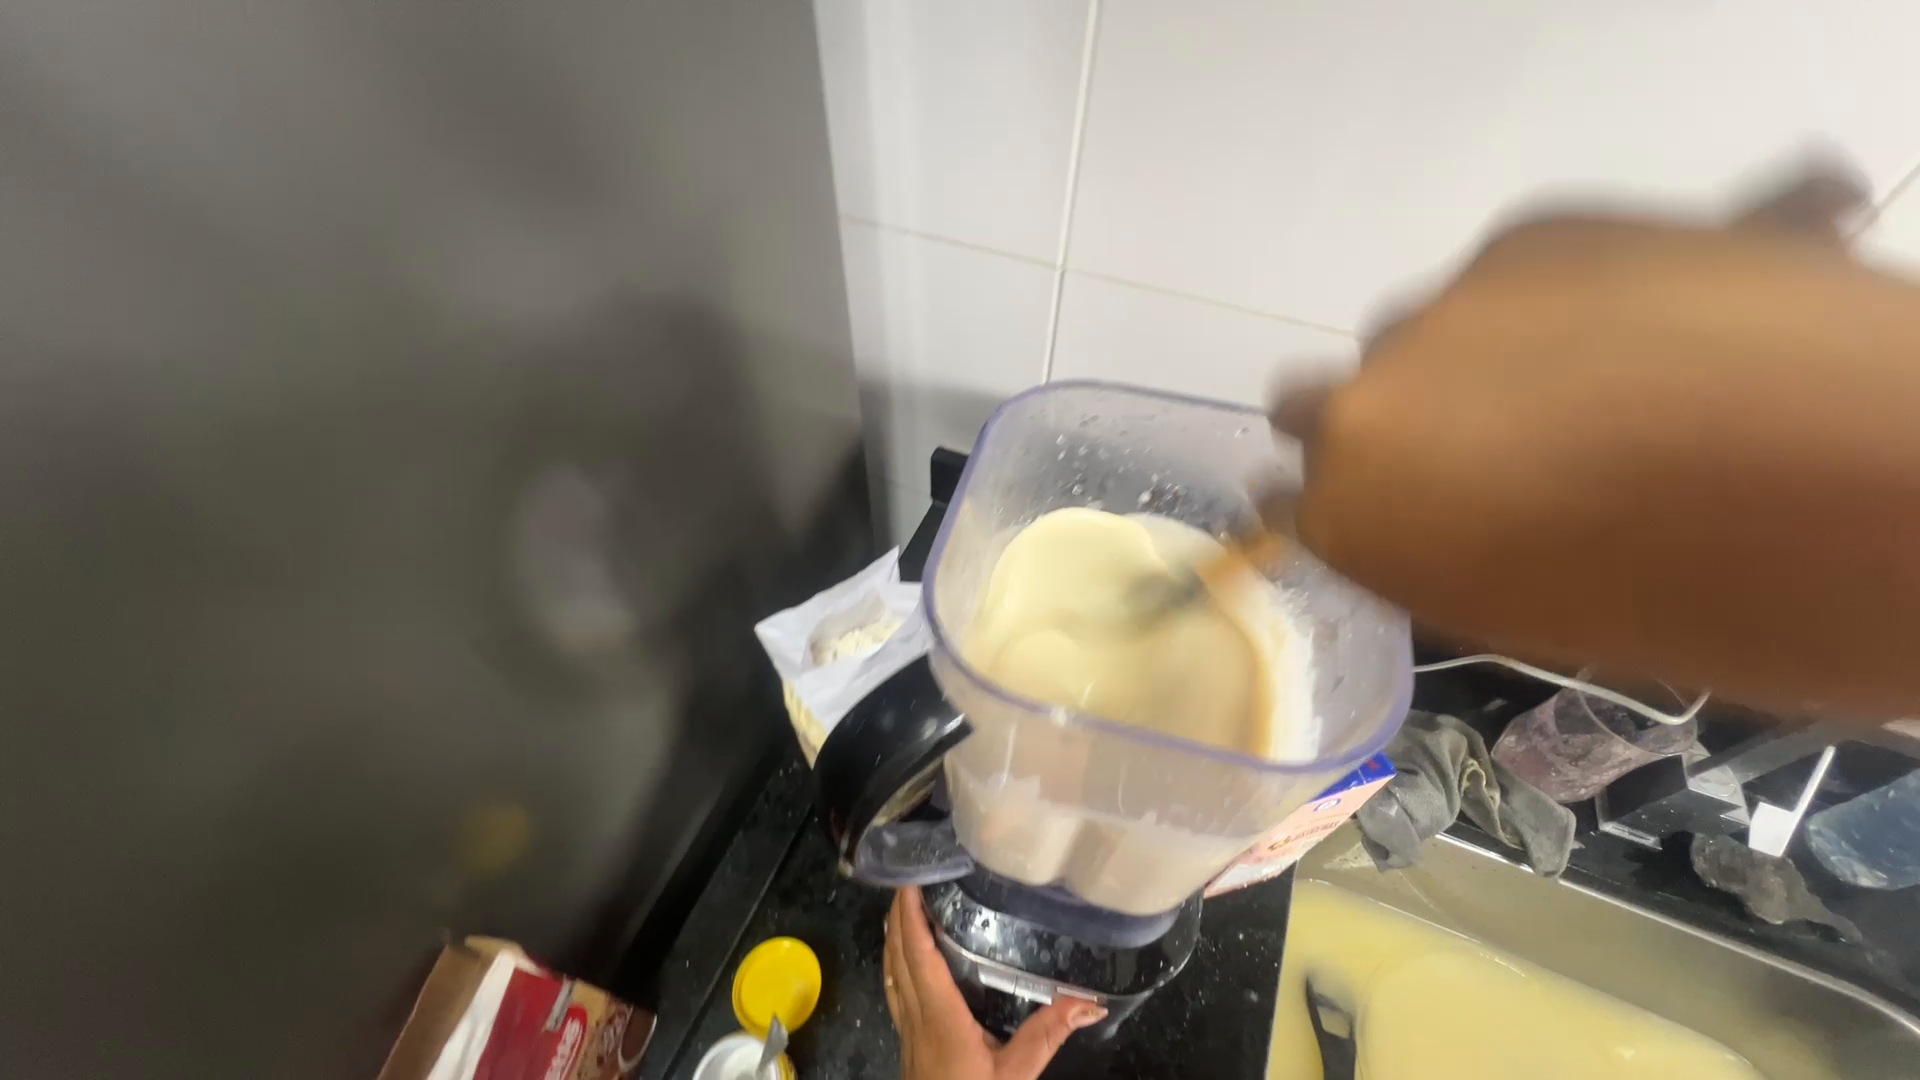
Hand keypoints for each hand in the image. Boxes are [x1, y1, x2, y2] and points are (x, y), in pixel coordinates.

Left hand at [883, 886, 1105, 1079]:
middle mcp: (915, 1018)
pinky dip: (895, 964)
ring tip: (902, 907)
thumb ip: (1048, 1034)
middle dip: (898, 916)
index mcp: (939, 1017)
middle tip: (907, 878)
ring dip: (893, 938)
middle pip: (897, 958)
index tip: (910, 880)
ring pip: (891, 974)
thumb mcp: (1017, 1076)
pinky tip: (904, 961)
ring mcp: (906, 1033)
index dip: (910, 916)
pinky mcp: (907, 1045)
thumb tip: (1088, 1000)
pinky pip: (894, 992)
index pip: (918, 955)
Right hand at [1268, 166, 1919, 715]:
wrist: (1861, 491)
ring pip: (1407, 333)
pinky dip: (1541, 297)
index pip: (1280, 492)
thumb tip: (1416, 502)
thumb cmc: (1675, 596)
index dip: (1316, 489)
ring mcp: (1431, 320)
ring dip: (1456, 356)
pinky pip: (1501, 272)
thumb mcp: (1502, 602)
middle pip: (1306, 400)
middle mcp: (1356, 412)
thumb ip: (1419, 544)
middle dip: (1367, 417)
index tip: (1356, 489)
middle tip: (1462, 433)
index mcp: (1346, 518)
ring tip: (1575, 374)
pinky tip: (1630, 322)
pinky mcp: (1525, 237)